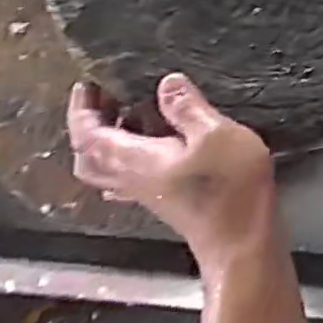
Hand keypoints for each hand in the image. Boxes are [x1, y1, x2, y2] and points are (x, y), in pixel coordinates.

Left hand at [67, 73, 278, 275]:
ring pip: (107, 168)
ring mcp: (147, 192)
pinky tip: (151, 141)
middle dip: (88, 125)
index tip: (87, 84)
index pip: (91, 137)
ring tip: (129, 110)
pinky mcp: (164, 199)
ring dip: (106, 139)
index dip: (82, 111)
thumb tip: (166, 82)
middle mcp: (133, 178)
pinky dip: (127, 153)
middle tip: (104, 96)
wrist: (240, 240)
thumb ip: (188, 108)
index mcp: (138, 160)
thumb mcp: (215, 134)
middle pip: (90, 157)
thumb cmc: (228, 185)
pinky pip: (127, 174)